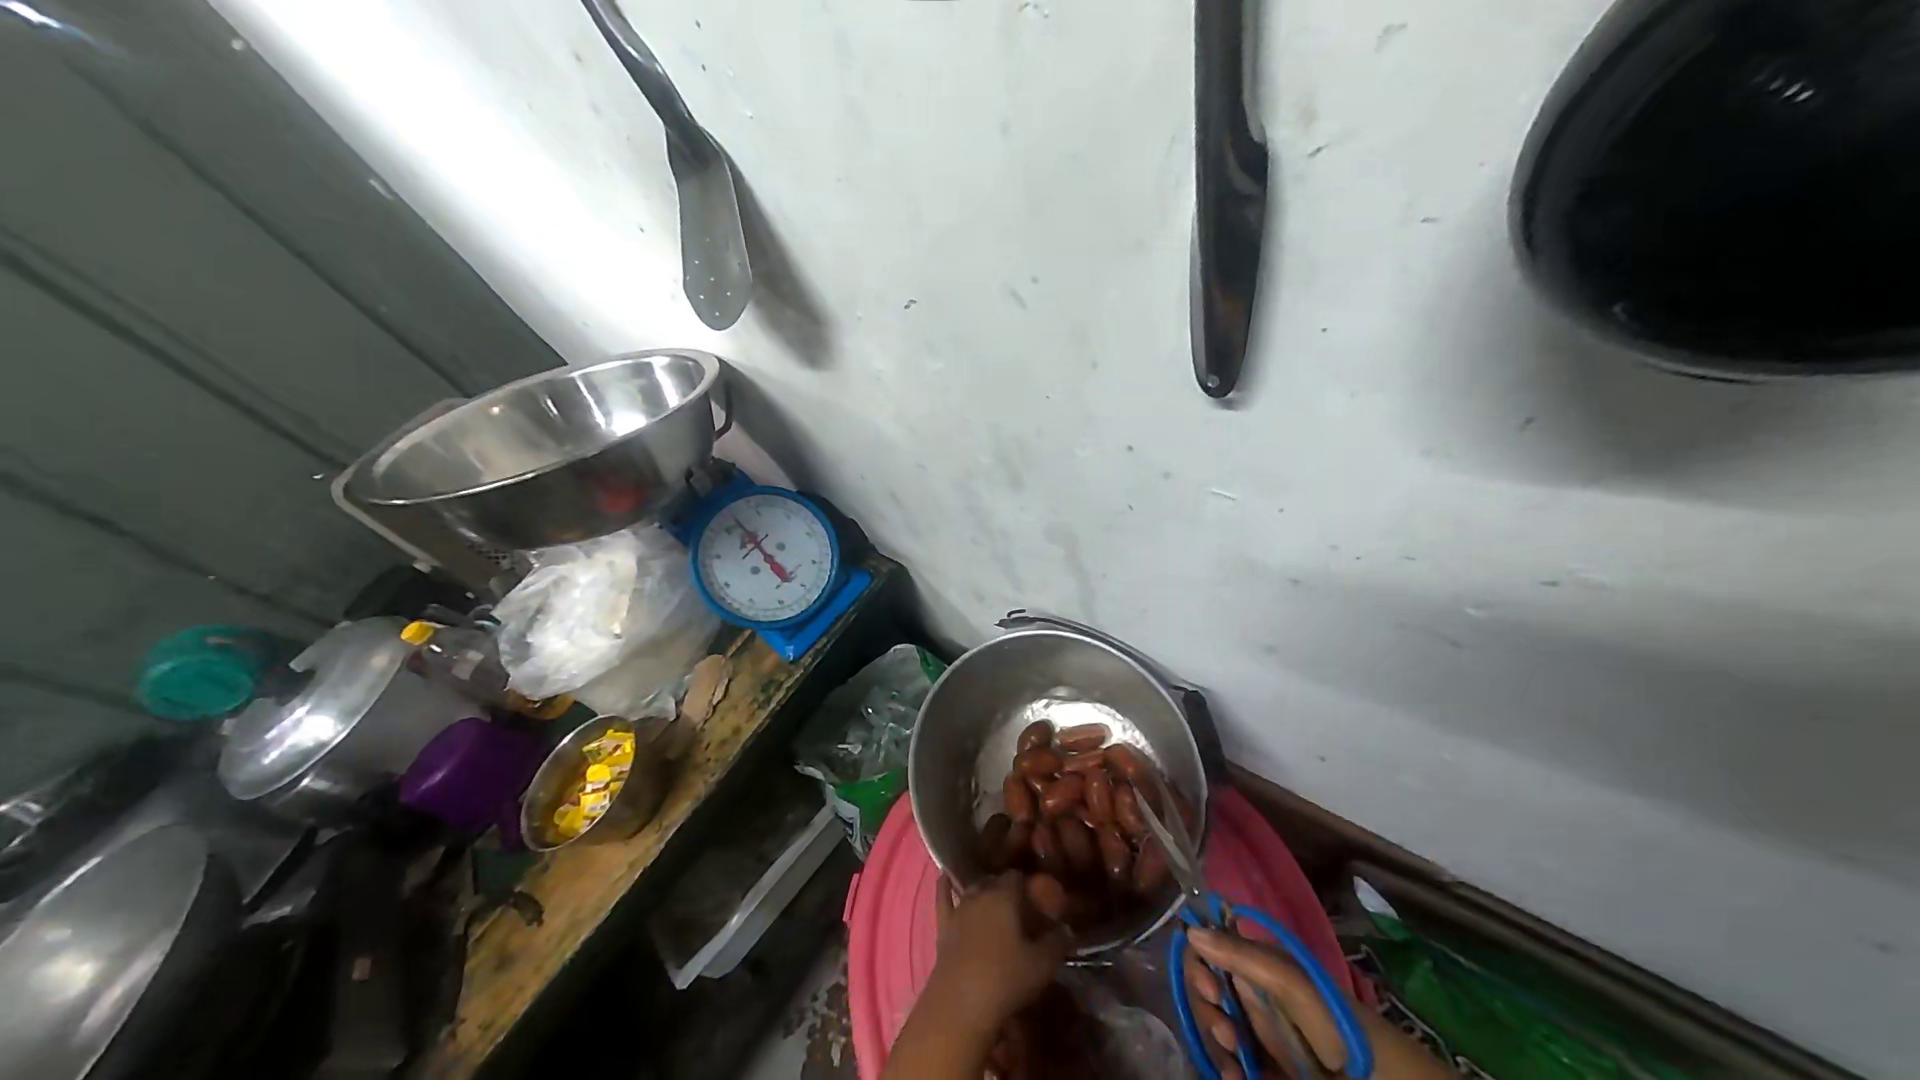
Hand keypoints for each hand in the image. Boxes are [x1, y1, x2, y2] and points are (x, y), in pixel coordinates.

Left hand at [925, 872, 1071, 1035]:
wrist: (960, 1005)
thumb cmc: (1005, 979)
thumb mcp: (1042, 964)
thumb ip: (1057, 942)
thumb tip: (1067, 928)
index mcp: (1005, 896)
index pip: (1017, 876)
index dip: (1028, 884)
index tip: (1038, 897)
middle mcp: (980, 894)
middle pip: (995, 881)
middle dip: (1007, 889)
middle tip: (1020, 907)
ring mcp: (958, 909)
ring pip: (973, 889)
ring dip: (984, 891)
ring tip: (994, 901)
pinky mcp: (943, 926)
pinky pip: (942, 897)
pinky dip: (944, 885)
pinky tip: (944, 876)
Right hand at [1183, 927, 1350, 1079]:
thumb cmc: (1338, 1025)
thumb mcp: (1293, 985)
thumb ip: (1243, 956)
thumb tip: (1190, 931)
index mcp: (1256, 963)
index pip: (1208, 947)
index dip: (1199, 964)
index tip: (1211, 990)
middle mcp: (1250, 990)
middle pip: (1204, 988)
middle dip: (1207, 1012)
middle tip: (1229, 1036)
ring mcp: (1255, 1029)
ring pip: (1212, 1025)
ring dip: (1215, 1044)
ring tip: (1236, 1069)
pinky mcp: (1261, 1063)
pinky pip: (1227, 1058)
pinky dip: (1225, 1068)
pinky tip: (1236, 1077)